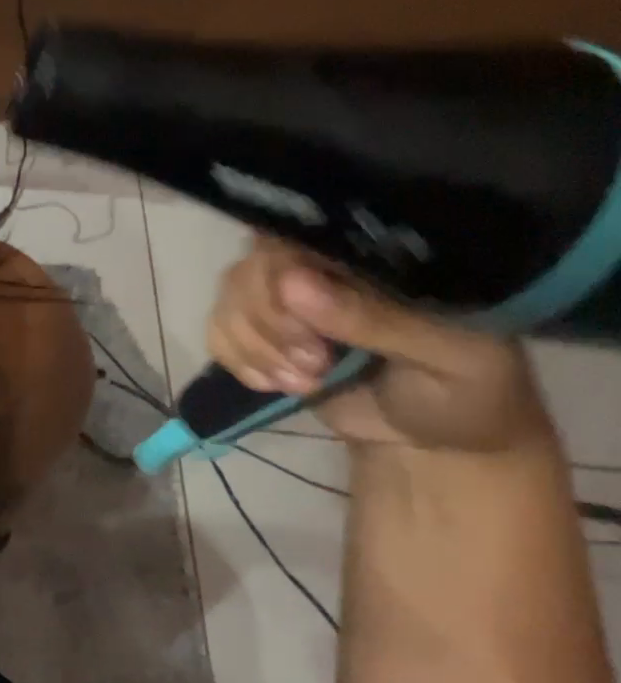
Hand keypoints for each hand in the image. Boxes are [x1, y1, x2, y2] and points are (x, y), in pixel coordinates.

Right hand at [208, 238, 551, 451]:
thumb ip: (378, 321)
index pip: (298, 238)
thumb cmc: (466, 394)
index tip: (311, 337)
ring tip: (305, 382)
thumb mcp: (446, 359)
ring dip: (256, 348)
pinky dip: (238, 360)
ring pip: (230, 299)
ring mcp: (281, 294)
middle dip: (270, 326)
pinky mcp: (256, 327)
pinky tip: (274, 383)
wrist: (438, 444)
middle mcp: (318, 263)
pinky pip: (216, 328)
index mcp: (369, 256)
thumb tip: (294, 285)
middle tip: (316, 367)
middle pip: (252, 270)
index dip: (283, 282)